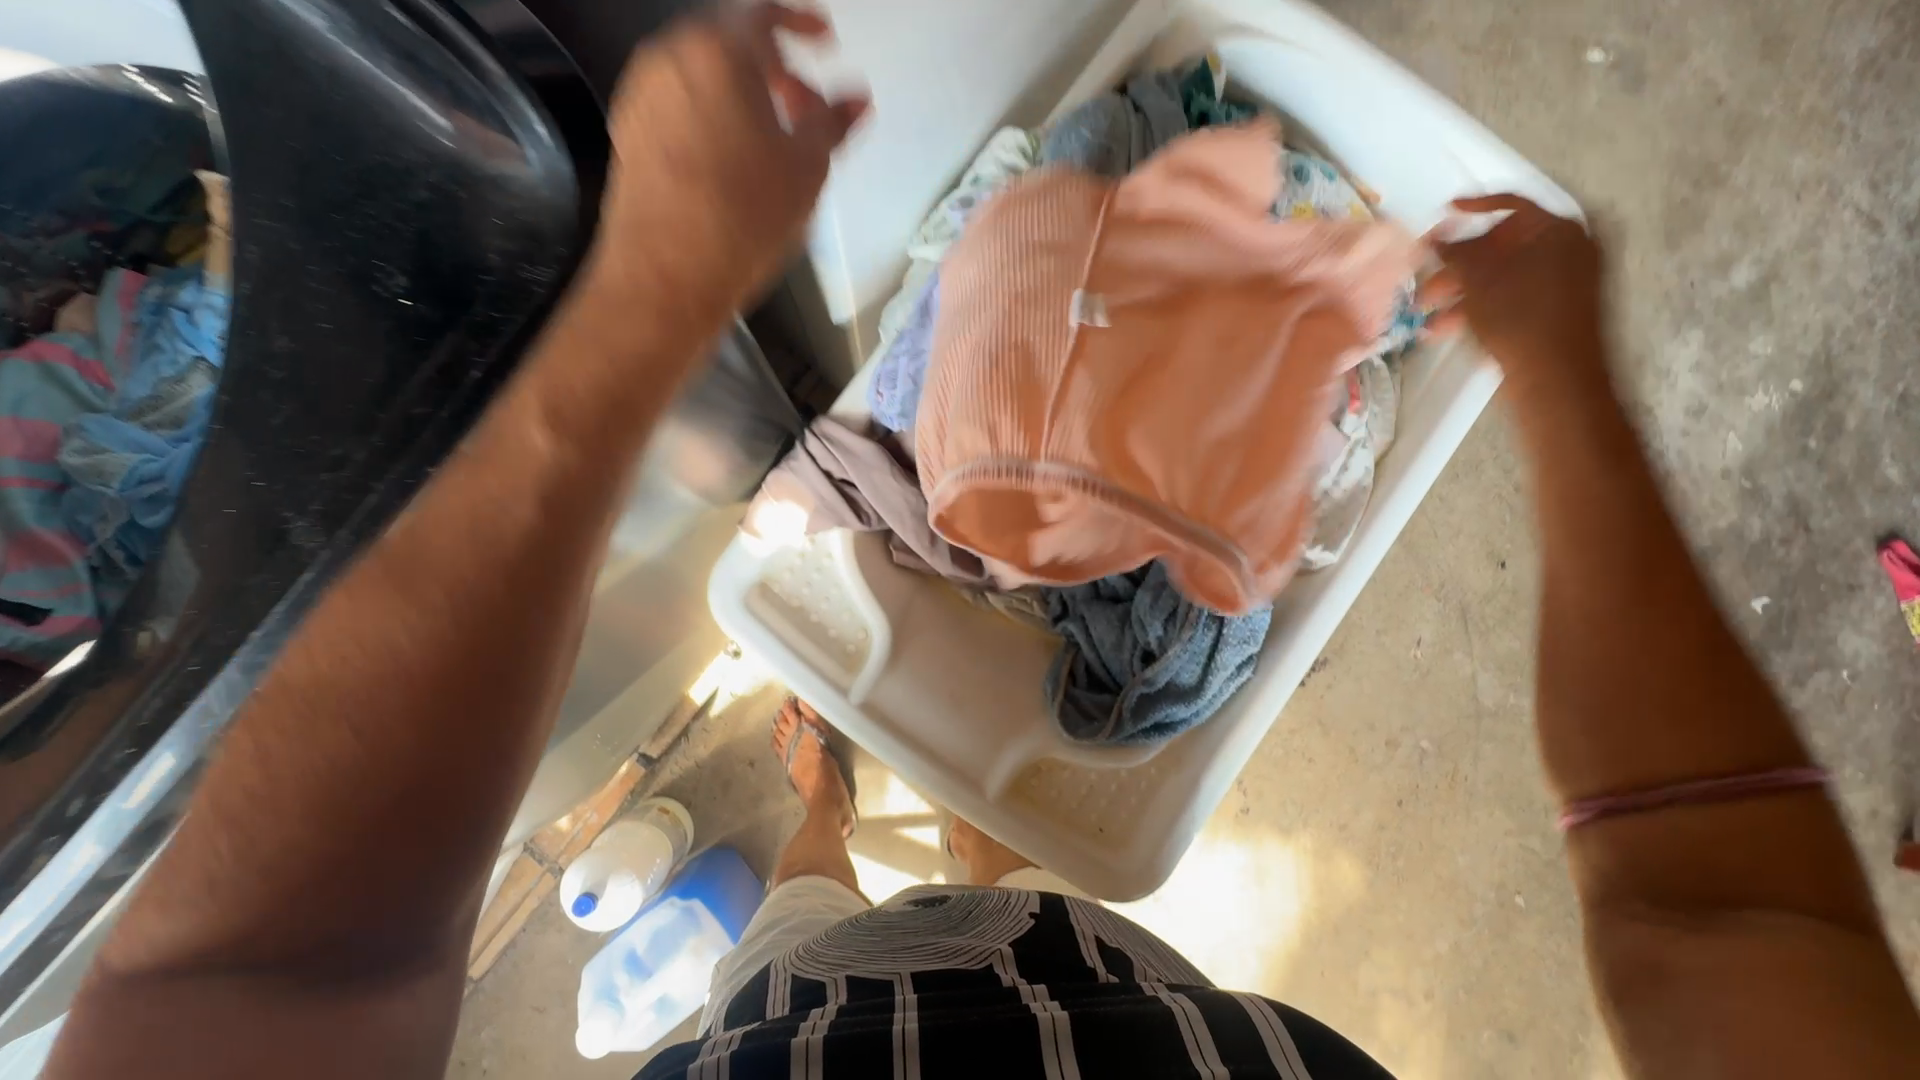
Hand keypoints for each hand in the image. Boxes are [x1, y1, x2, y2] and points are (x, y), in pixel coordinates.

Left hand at [590, 4, 868, 327]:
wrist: (665, 277)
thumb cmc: (743, 218)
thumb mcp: (806, 169)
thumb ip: (832, 123)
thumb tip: (856, 100)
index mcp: (719, 52)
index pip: (765, 14)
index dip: (802, 23)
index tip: (826, 41)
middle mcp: (671, 57)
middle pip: (731, 44)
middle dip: (775, 69)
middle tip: (807, 108)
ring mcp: (642, 94)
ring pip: (703, 75)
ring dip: (744, 95)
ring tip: (775, 143)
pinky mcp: (629, 132)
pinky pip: (681, 105)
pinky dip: (714, 116)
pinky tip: (736, 162)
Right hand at [1419, 195, 1607, 392]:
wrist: (1556, 375)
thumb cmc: (1519, 319)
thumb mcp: (1478, 281)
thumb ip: (1454, 253)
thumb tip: (1434, 236)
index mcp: (1557, 230)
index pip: (1512, 203)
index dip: (1474, 206)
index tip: (1445, 211)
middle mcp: (1568, 247)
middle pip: (1503, 245)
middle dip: (1458, 265)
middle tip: (1427, 279)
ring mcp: (1567, 278)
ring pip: (1503, 274)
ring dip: (1462, 290)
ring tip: (1429, 312)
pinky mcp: (1559, 306)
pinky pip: (1514, 294)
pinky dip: (1482, 305)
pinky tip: (1449, 326)